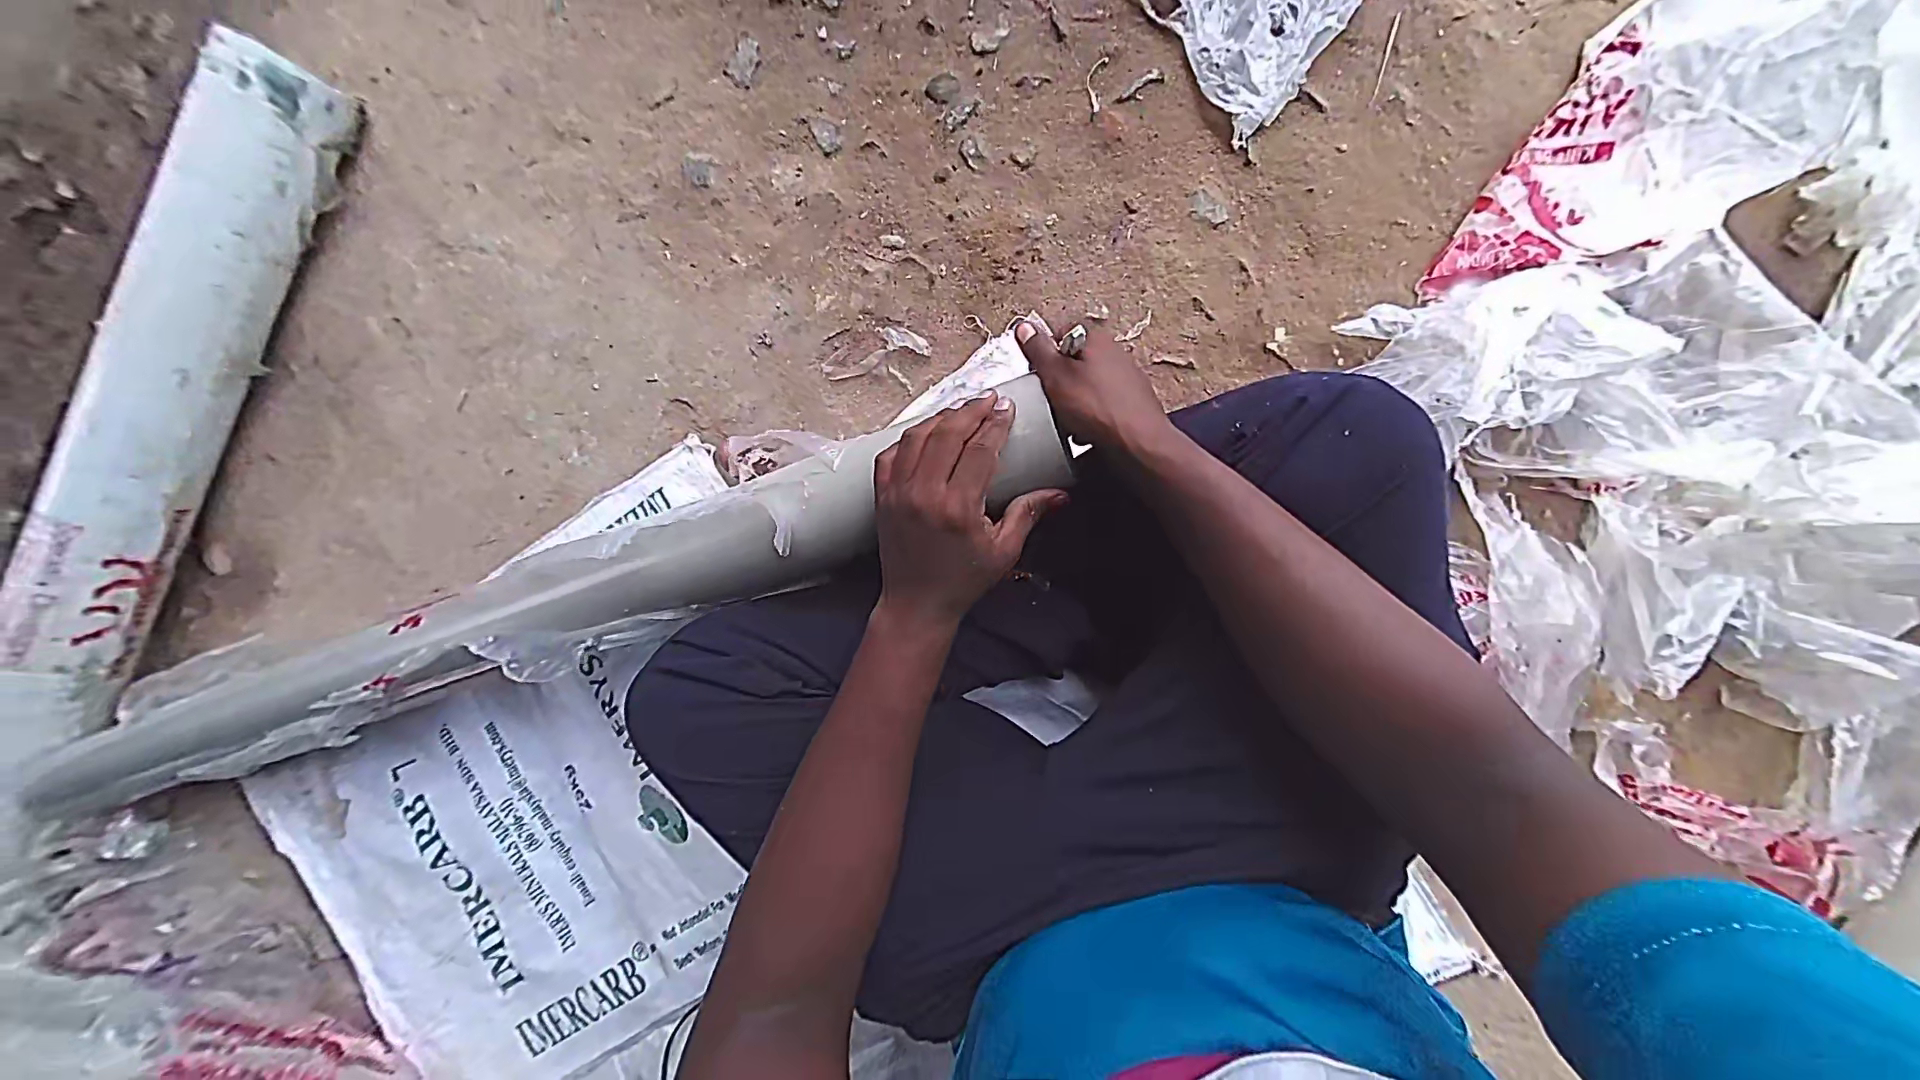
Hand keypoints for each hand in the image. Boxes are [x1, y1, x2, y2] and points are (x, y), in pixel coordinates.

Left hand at [873, 393, 1068, 626]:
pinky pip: (890, 454)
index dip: (996, 424)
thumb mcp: (1003, 551)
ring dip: (940, 418)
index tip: (1006, 409)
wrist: (916, 604)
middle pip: (948, 433)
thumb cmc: (962, 581)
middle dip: (971, 410)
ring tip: (960, 411)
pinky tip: (924, 434)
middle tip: (988, 400)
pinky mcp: (882, 497)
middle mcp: (924, 494)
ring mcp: (898, 493)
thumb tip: (1059, 494)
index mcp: (958, 507)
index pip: (980, 449)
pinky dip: (907, 439)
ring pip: (917, 437)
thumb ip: (1028, 514)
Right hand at [1016, 317, 1177, 455]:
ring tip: (1071, 419)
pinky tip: (1087, 430)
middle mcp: (1115, 354)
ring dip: (1075, 402)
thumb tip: (1025, 328)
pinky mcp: (1132, 403)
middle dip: (1060, 382)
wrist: (1136, 441)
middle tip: (1052, 397)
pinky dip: (1092, 417)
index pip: (1061, 333)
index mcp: (1095, 339)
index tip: (1038, 370)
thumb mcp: (1055, 376)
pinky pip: (1102, 406)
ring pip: (1088, 387)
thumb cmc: (1099, 407)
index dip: (1045, 353)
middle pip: (1075, 363)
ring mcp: (1126, 378)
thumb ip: (1038, 350)